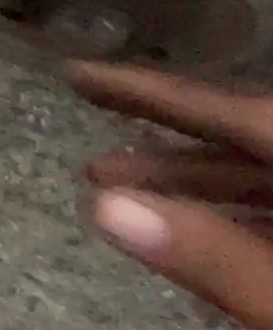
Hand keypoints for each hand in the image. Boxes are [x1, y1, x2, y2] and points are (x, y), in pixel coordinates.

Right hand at [66, 62, 272, 329]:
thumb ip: (221, 260)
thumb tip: (99, 205)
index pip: (241, 114)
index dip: (154, 89)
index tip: (73, 69)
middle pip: (256, 138)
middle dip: (164, 129)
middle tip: (83, 109)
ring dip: (191, 175)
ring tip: (107, 177)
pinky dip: (236, 213)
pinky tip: (183, 226)